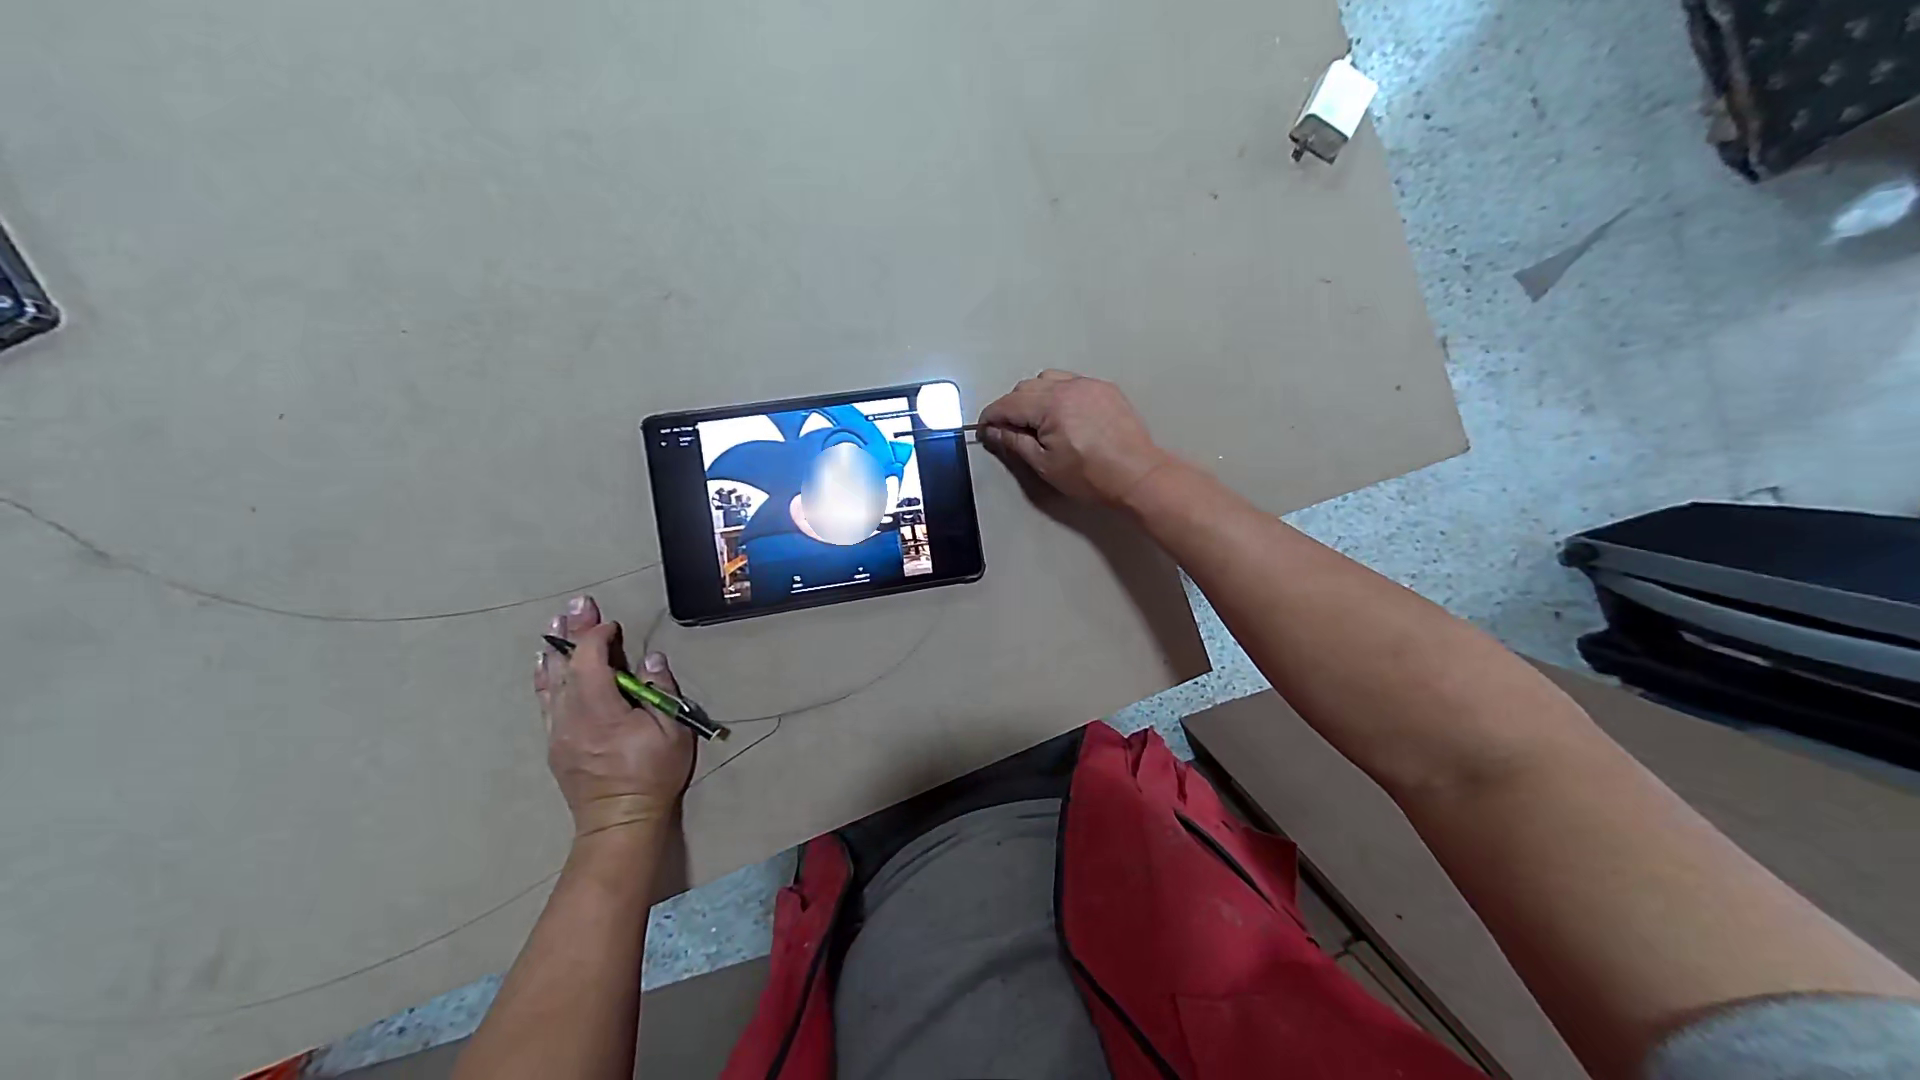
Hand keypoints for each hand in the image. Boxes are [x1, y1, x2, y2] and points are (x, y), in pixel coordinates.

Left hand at [535, 596, 695, 838]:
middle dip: (572, 632)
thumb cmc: (652, 774)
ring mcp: (558, 730)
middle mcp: (571, 716)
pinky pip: (545, 701)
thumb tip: (650, 660)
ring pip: (550, 682)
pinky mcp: (555, 743)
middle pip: (567, 665)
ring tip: (555, 624)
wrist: (619, 821)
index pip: (591, 661)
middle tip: (577, 604)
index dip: (598, 636)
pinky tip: (544, 665)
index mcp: (600, 710)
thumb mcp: (672, 731)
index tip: (613, 624)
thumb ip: (660, 691)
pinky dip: (545, 677)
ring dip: (555, 650)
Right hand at [977, 370, 1174, 506]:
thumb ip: (1015, 442)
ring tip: (1037, 423)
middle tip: (1010, 431)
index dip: (991, 417)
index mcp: (1051, 405)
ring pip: (1048, 380)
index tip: (985, 429)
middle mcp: (1070, 388)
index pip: (1008, 403)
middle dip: (1012, 407)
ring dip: (1035, 397)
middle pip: (1025, 388)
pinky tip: (1062, 416)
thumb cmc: (1093, 476)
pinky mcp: (1105, 390)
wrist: (1136, 475)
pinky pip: (1072, 383)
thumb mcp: (1044, 464)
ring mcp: (1089, 386)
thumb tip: (994, 431)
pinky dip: (1059, 394)